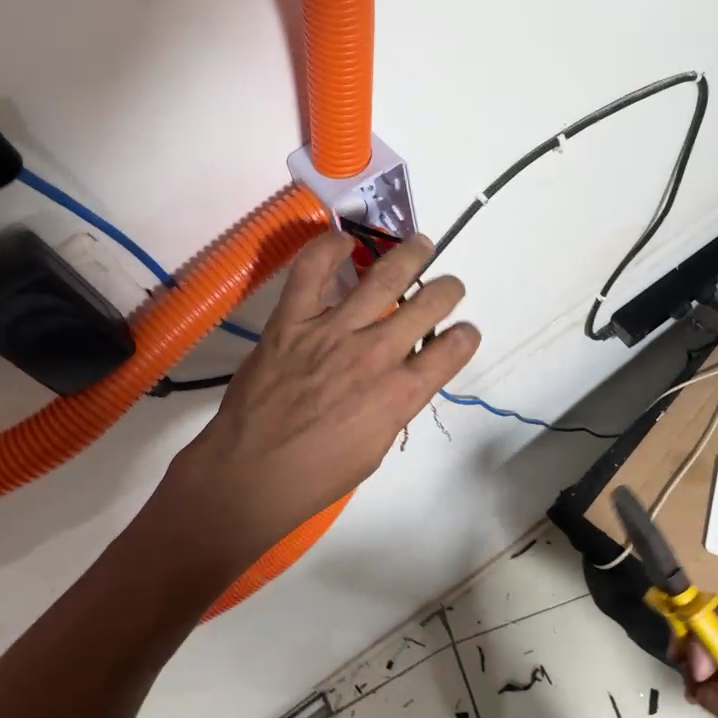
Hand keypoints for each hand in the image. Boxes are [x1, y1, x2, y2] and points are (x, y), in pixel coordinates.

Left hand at [161, 231, 479, 562]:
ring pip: (381, 277)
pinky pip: (311, 271)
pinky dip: (329, 248)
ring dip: (410, 255)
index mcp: (399, 395)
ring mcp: (331, 332)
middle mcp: (374, 355)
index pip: (450, 352)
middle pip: (426, 305)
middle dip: (447, 290)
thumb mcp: (375, 448)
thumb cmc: (317, 475)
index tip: (465, 332)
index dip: (465, 337)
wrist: (252, 473)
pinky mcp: (291, 321)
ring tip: (420, 244)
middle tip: (449, 285)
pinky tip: (343, 241)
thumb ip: (393, 407)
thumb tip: (397, 382)